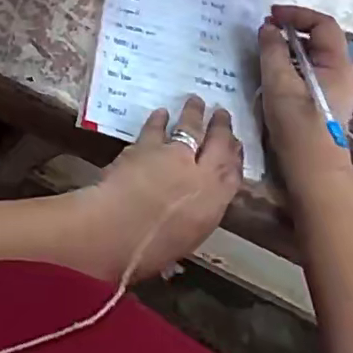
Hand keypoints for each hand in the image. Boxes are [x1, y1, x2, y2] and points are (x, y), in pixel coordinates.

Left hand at [90, 95, 242, 279]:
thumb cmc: (149, 251)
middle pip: (218, 144)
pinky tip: (160, 112)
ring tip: (195, 100)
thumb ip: (194, 217)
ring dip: (193, 113)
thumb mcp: (184, 240)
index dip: (236, 155)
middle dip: (222, 127)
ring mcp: (173, 156)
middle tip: (222, 112)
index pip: (233, 174)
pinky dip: (159, 119)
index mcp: (213, 204)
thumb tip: (193, 207)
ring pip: (189, 127)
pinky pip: (156, 128)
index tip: (236, 143)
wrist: (116, 230)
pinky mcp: (146, 145)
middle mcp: (200, 176)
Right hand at [259, 5, 352, 176]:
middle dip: (292, 28)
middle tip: (265, 28)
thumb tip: (268, 28)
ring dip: (290, 45)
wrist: (313, 170)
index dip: (297, 14)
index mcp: (339, 66)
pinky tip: (272, 69)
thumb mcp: (279, 82)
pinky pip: (310, 69)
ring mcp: (336, 88)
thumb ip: (272, 50)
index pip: (323, 24)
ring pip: (314, 54)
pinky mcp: (325, 100)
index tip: (270, 15)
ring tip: (265, 47)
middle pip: (320, 37)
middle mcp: (343, 73)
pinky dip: (291, 61)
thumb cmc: (298, 124)